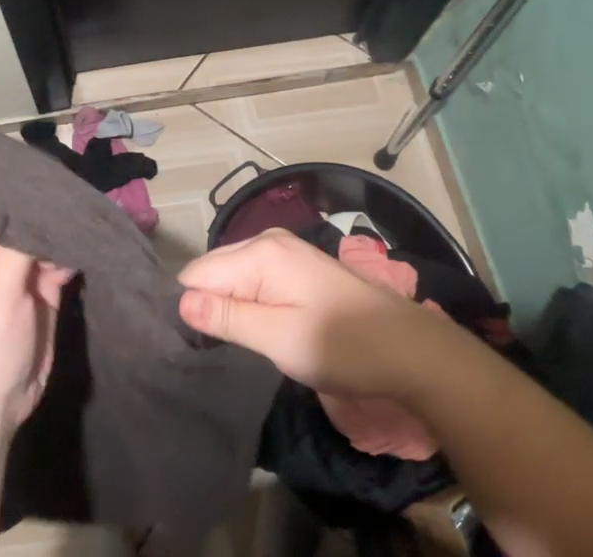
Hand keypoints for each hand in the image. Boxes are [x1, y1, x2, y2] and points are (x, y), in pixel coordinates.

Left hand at [0, 168, 73, 434]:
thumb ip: (18, 243)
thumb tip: (40, 201)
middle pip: (4, 201)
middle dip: (29, 183)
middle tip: (63, 156)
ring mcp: (13, 267)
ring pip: (36, 227)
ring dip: (56, 214)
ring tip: (85, 188)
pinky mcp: (39, 287)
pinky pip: (57, 254)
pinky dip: (72, 245)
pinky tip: (91, 230)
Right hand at [178, 228, 431, 396]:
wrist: (412, 351)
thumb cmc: (344, 347)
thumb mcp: (280, 338)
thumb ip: (228, 317)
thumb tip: (180, 301)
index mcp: (261, 252)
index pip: (196, 274)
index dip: (193, 309)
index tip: (202, 345)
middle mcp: (268, 241)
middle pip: (213, 271)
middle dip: (209, 306)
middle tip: (220, 349)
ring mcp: (285, 252)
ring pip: (232, 277)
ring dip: (230, 308)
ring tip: (241, 343)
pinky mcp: (298, 269)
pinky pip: (253, 281)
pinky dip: (250, 304)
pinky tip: (261, 330)